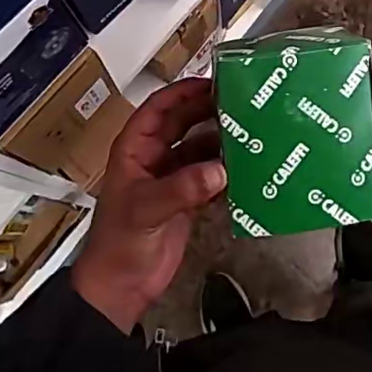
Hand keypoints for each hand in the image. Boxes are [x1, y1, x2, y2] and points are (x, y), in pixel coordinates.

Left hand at [72, 78, 225, 332]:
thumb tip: (220, 170)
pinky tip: (247, 165)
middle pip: (183, 122)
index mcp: (135, 149)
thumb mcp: (146, 209)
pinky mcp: (187, 199)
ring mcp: (171, 177)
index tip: (211, 82)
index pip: (158, 108)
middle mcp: (154, 157)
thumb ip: (182, 188)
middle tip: (240, 101)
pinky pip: (210, 174)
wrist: (121, 289)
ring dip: (221, 139)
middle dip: (207, 110)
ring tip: (250, 129)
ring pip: (199, 146)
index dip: (182, 92)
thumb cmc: (120, 242)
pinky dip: (226, 168)